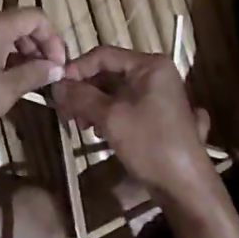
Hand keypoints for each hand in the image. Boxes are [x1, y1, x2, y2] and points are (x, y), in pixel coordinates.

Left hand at [0, 8, 66, 148]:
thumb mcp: (4, 92)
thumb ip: (33, 74)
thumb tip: (55, 68)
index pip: (36, 17)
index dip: (53, 39)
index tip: (57, 64)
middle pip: (16, 21)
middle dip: (36, 45)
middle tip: (45, 72)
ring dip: (16, 50)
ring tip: (23, 77)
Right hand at [50, 46, 218, 205]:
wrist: (183, 181)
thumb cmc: (149, 142)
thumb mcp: (111, 117)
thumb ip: (82, 97)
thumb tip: (56, 85)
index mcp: (150, 65)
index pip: (104, 55)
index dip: (77, 69)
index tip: (55, 89)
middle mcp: (156, 73)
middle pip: (109, 73)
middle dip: (84, 91)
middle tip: (63, 112)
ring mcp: (157, 94)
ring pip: (115, 91)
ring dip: (93, 105)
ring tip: (79, 125)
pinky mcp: (155, 114)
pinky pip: (125, 105)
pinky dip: (107, 114)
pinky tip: (96, 131)